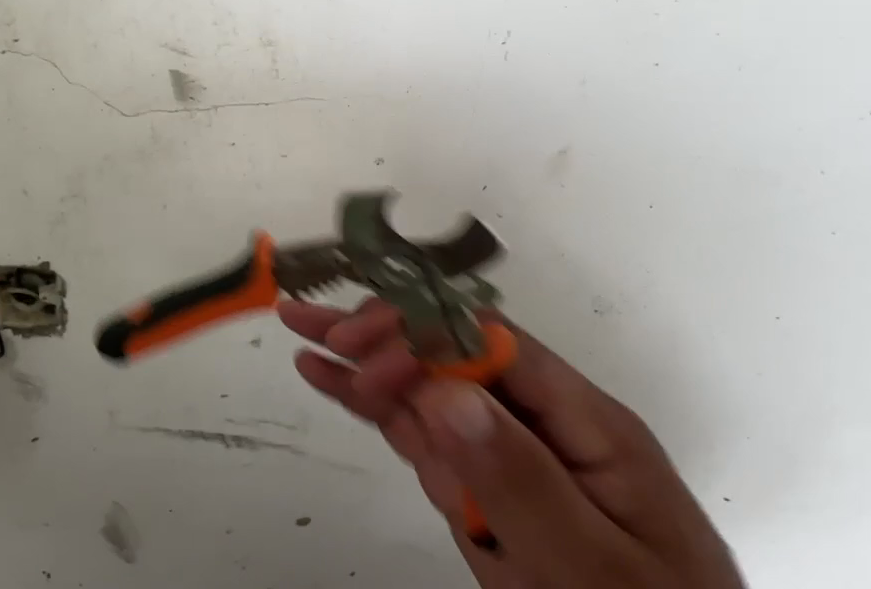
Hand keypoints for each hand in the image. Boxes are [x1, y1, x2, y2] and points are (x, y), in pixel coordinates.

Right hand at [278, 299, 744, 588]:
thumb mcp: (588, 560)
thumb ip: (520, 478)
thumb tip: (445, 393)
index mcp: (584, 422)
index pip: (493, 346)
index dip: (421, 333)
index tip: (361, 348)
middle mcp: (536, 419)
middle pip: (448, 351)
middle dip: (382, 337)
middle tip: (318, 337)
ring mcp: (501, 445)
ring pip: (420, 381)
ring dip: (359, 353)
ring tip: (297, 326)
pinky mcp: (472, 474)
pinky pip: (413, 423)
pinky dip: (366, 398)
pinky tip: (324, 374)